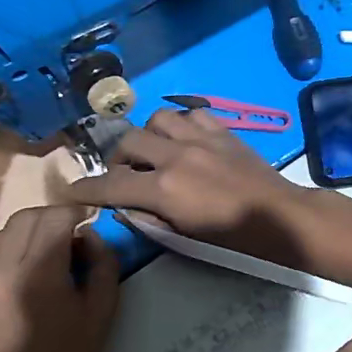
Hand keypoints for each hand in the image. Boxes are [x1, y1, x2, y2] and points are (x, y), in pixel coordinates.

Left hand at [0, 204, 120, 351]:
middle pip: (25, 218)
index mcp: (33, 274)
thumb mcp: (100, 320)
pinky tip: (5, 296)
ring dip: (21, 244)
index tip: (86, 241)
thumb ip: (104, 266)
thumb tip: (93, 236)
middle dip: (50, 227)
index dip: (77, 221)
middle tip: (65, 255)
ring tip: (33, 278)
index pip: (57, 215)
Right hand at [68, 108, 317, 262]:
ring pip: (158, 119)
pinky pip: (191, 114)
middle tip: (126, 174)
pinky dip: (181, 124)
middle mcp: (177, 155)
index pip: (111, 184)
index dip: (86, 188)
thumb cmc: (232, 237)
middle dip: (118, 159)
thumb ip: (148, 219)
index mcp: (164, 188)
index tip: (73, 190)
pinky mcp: (222, 130)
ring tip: (157, 152)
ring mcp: (201, 138)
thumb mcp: (183, 237)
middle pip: (128, 141)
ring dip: (150, 136)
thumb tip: (123, 206)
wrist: (278, 215)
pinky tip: (187, 140)